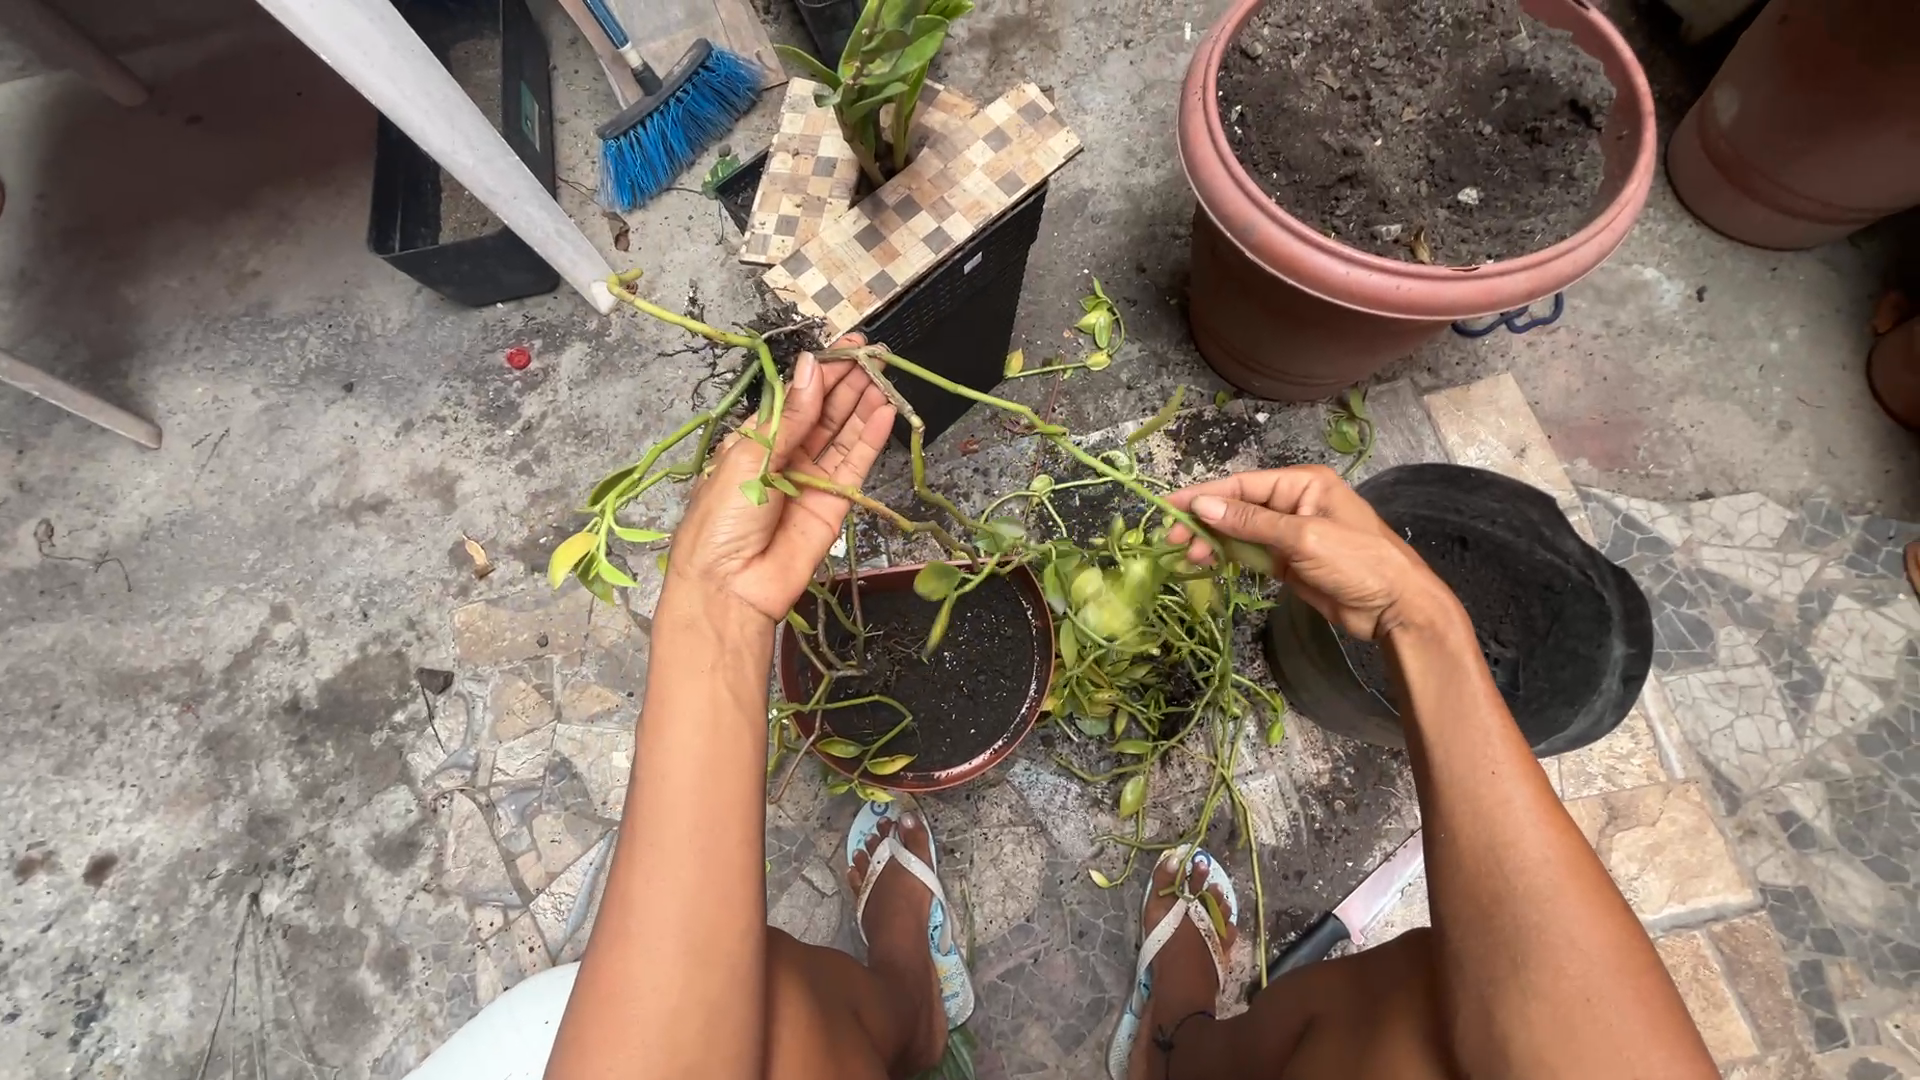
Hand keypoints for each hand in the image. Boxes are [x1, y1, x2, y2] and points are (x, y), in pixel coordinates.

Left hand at [665, 334, 896, 623]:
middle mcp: (788, 455)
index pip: (797, 398)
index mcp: (758, 440)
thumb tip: (810, 369)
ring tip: (884, 375)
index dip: (822, 372)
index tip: (847, 346)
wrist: (731, 587)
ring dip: (864, 404)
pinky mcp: (836, 503)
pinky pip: (857, 463)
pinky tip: (886, 411)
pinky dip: (872, 437)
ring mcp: (814, 478)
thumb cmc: (722, 521)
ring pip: (844, 433)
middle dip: (848, 382)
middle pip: (825, 412)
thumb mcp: (750, 459)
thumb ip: (789, 416)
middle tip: (873, 355)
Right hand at [1165, 465, 1460, 640]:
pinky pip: (1247, 552)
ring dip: (1212, 541)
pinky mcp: (1286, 559)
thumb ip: (1250, 521)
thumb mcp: (1302, 538)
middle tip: (1173, 539)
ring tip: (1188, 556)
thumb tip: (1202, 505)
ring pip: (1237, 530)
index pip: (1241, 485)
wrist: (1396, 607)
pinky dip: (1226, 556)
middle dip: (1203, 521)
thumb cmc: (1358, 562)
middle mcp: (1292, 502)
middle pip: (1235, 506)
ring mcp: (1288, 532)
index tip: (1168, 506)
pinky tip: (1207, 562)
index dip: (1202, 495)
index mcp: (1301, 484)